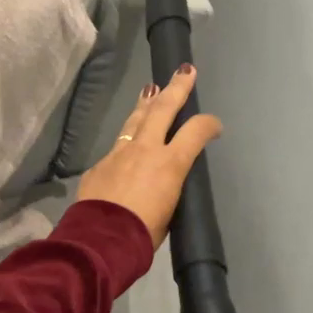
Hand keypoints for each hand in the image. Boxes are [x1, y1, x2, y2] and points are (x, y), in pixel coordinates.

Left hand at [76, 64, 221, 245]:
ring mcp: (118, 154)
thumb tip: (162, 182)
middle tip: (184, 72)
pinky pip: (116, 148)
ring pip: (135, 121)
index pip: (196, 131)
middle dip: (176, 88)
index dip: (209, 124)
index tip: (214, 126)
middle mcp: (145, 150)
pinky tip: (125, 145)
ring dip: (145, 104)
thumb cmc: (142, 235)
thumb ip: (168, 187)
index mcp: (170, 164)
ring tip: (151, 90)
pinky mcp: (98, 165)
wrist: (100, 240)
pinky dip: (125, 143)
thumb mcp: (169, 211)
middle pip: (163, 109)